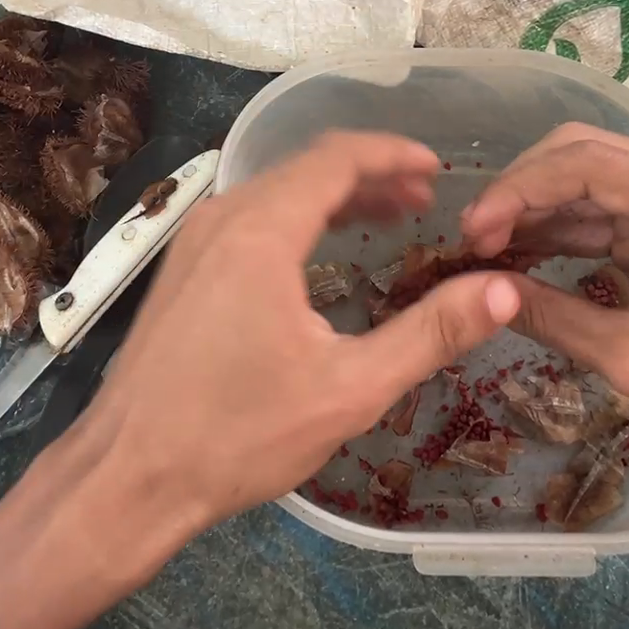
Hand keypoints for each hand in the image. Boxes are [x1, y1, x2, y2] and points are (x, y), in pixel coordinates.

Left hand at [82, 130, 522, 530]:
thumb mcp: (349, 389)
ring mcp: (196, 240)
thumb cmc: (238, 433)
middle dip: (370, 175)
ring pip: (277, 191)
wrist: (127, 475)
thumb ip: (430, 333)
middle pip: (306, 168)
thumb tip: (501, 292)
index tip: (437, 166)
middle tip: (423, 199)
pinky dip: (298, 218)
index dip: (392, 153)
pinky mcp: (184, 266)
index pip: (336, 157)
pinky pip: (251, 217)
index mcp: (262, 229)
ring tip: (388, 218)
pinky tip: (322, 252)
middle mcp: (223, 217)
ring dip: (334, 196)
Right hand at [459, 122, 628, 483]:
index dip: (518, 190)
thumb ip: (552, 316)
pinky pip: (608, 211)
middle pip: (586, 154)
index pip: (589, 164)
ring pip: (591, 179)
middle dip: (522, 191)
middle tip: (474, 240)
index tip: (472, 233)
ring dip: (536, 210)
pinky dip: (562, 230)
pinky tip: (521, 253)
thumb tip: (478, 292)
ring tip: (485, 250)